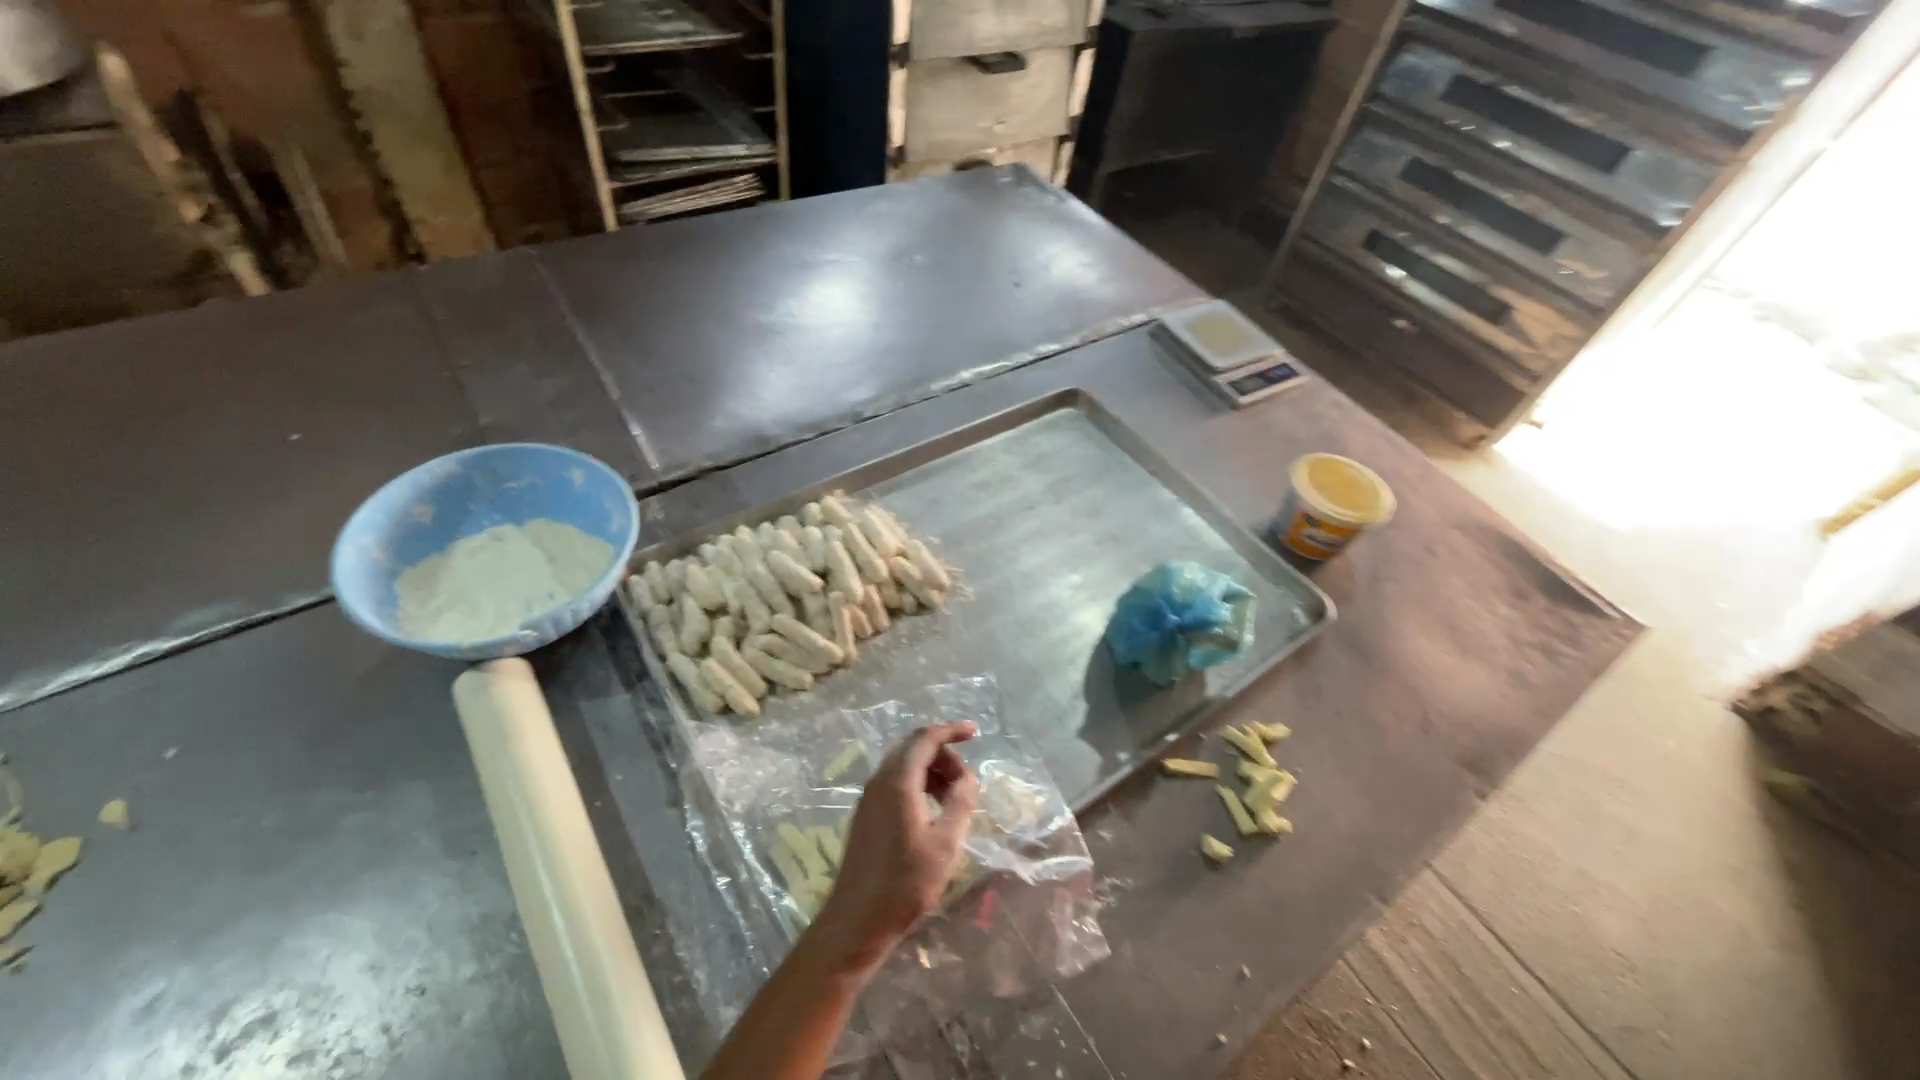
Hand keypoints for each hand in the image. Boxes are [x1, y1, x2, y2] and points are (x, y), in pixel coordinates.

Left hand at [809, 721, 979, 973]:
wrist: (857, 921)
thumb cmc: (905, 883)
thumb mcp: (945, 844)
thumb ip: (960, 803)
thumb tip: (968, 778)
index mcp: (897, 783)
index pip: (924, 739)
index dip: (950, 731)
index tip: (975, 732)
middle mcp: (879, 783)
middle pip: (913, 749)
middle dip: (944, 755)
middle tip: (967, 782)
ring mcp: (869, 800)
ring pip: (904, 767)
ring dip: (932, 772)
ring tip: (955, 800)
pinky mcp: (867, 816)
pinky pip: (896, 785)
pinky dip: (919, 786)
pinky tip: (934, 813)